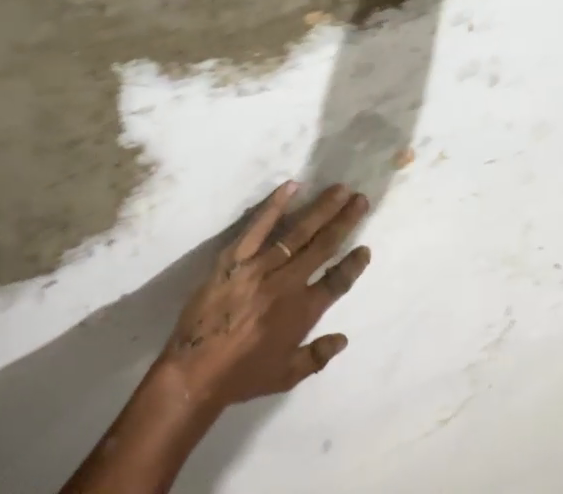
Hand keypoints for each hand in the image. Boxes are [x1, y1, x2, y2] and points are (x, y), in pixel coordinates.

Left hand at [153, 182, 371, 410]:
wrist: (197, 369)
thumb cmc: (243, 375)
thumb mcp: (287, 375)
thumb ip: (318, 356)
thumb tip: (343, 338)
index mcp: (302, 312)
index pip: (336, 282)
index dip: (353, 265)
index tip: (365, 247)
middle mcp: (286, 285)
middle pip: (322, 247)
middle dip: (344, 222)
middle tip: (361, 200)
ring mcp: (259, 268)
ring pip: (297, 232)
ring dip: (320, 209)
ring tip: (338, 190)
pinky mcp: (233, 258)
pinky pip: (256, 227)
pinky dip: (274, 206)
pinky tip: (290, 186)